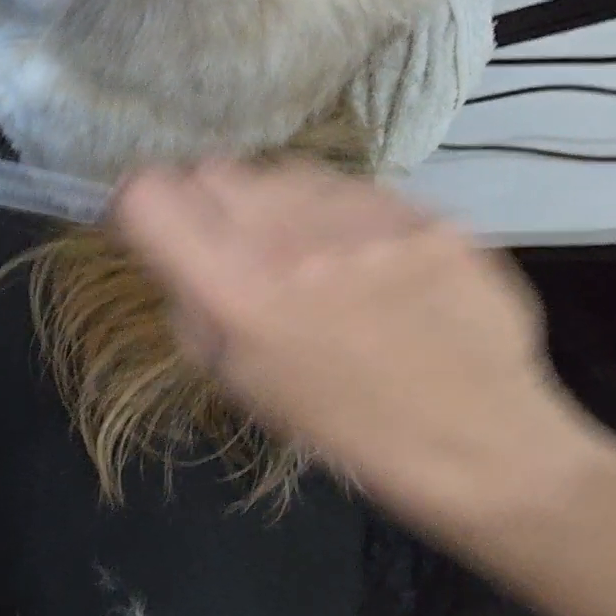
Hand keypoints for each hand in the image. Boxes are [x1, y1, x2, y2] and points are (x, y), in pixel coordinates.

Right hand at [111, 161, 581, 522]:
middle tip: (221, 235)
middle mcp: (288, 239)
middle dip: (198, 198)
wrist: (480, 446)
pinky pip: (342, 184)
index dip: (135, 202)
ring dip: (265, 199)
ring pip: (273, 169)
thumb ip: (187, 296)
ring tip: (293, 244)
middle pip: (206, 169)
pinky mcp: (421, 214)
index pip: (147, 193)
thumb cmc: (331, 422)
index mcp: (231, 288)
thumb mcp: (226, 372)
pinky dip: (327, 207)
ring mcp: (361, 220)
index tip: (145, 221)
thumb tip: (173, 244)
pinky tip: (352, 250)